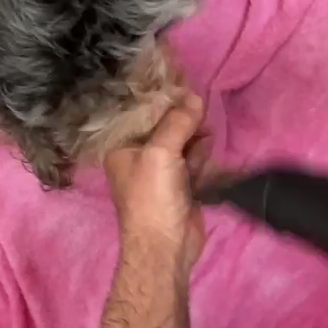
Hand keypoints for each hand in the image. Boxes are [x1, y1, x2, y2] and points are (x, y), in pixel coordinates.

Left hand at [104, 95, 209, 278]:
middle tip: (199, 109)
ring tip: (204, 138)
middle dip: (182, 118)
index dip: (161, 98)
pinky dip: (201, 156)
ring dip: (195, 138)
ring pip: (183, 141)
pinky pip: (193, 160)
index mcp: (122, 147)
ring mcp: (161, 171)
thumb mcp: (161, 153)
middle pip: (165, 125)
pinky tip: (205, 159)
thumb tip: (196, 97)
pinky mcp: (181, 184)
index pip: (141, 113)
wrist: (166, 247)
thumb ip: (178, 122)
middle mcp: (139, 156)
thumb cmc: (152, 198)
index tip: (182, 81)